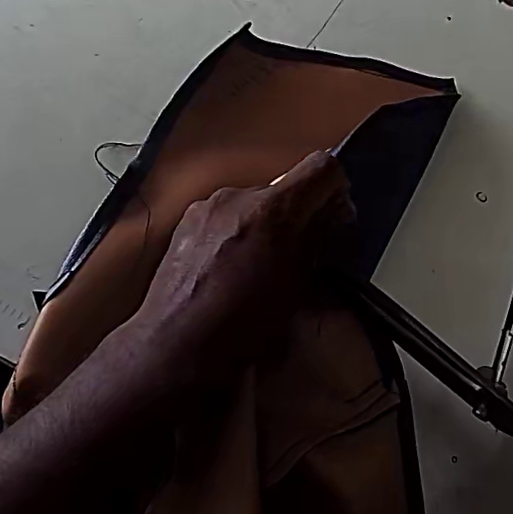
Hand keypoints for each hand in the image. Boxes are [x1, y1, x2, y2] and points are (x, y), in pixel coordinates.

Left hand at [121, 150, 353, 382]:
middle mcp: (236, 198)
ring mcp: (205, 208)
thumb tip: (326, 223)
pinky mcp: (185, 222)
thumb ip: (313, 245)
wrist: (177, 345)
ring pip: (252, 203)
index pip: (322, 168)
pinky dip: (235, 233)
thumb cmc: (236, 330)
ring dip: (264, 225)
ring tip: (259, 268)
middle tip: (299, 252)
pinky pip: (223, 216)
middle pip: (284, 188)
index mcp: (272, 212)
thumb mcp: (295, 289)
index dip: (335, 190)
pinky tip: (230, 270)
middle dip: (296, 215)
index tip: (335, 214)